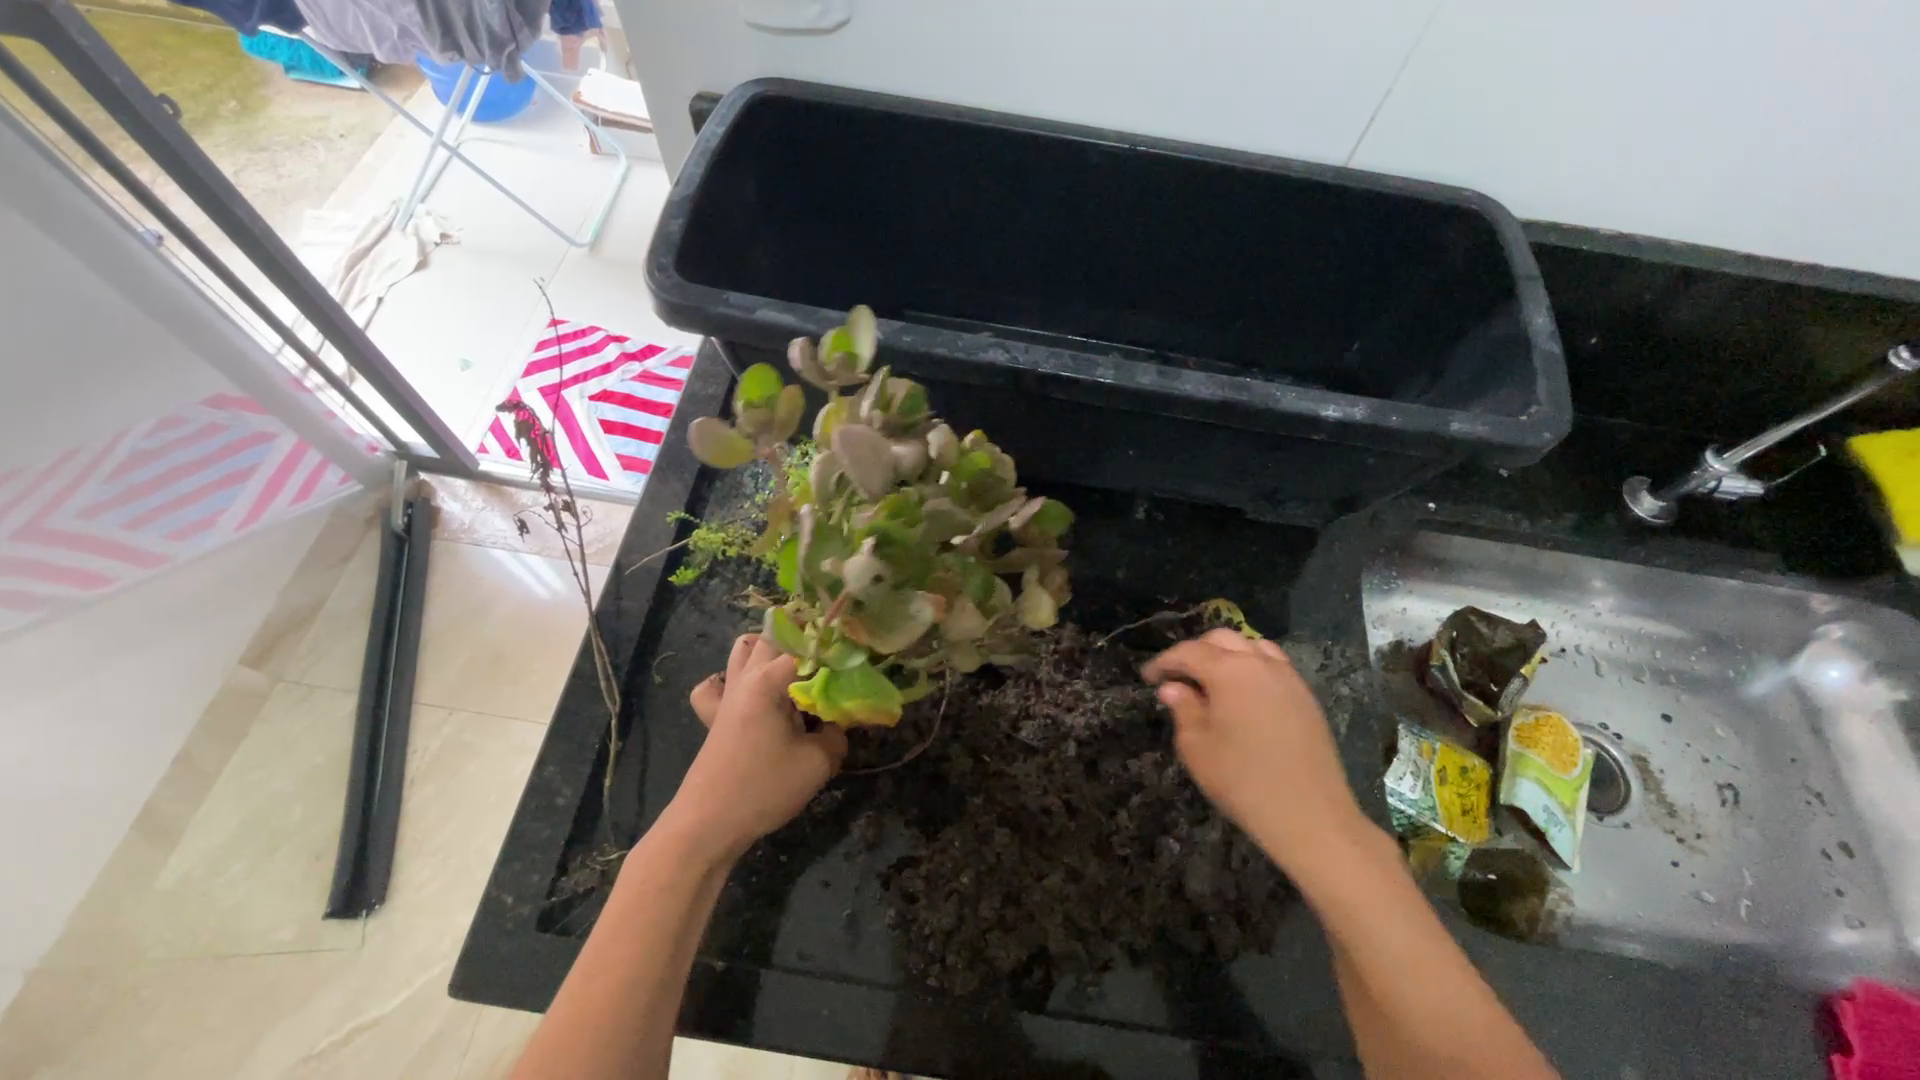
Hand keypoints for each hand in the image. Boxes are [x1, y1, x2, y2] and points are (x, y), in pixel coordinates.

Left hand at [659, 634, 847, 858]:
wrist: (707, 824)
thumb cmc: (763, 788)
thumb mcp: (817, 764)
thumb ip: (836, 736)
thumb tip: (838, 724)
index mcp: (768, 681)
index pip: (807, 647)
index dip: (835, 650)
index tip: (858, 660)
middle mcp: (744, 679)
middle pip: (773, 637)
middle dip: (804, 640)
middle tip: (831, 661)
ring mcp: (725, 696)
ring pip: (743, 651)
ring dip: (770, 652)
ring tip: (797, 672)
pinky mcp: (714, 718)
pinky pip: (718, 685)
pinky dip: (733, 681)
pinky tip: (752, 697)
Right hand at [1142, 629, 1370, 876]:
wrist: (1308, 813)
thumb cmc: (1242, 780)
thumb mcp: (1196, 747)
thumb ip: (1183, 709)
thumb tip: (1173, 688)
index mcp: (1228, 671)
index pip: (1188, 652)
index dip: (1164, 662)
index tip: (1148, 678)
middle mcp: (1260, 664)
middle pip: (1222, 639)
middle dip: (1195, 651)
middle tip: (1178, 676)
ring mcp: (1288, 678)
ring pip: (1252, 646)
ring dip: (1227, 653)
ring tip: (1212, 678)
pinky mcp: (1306, 696)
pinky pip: (1274, 665)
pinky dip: (1252, 666)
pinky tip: (1244, 692)